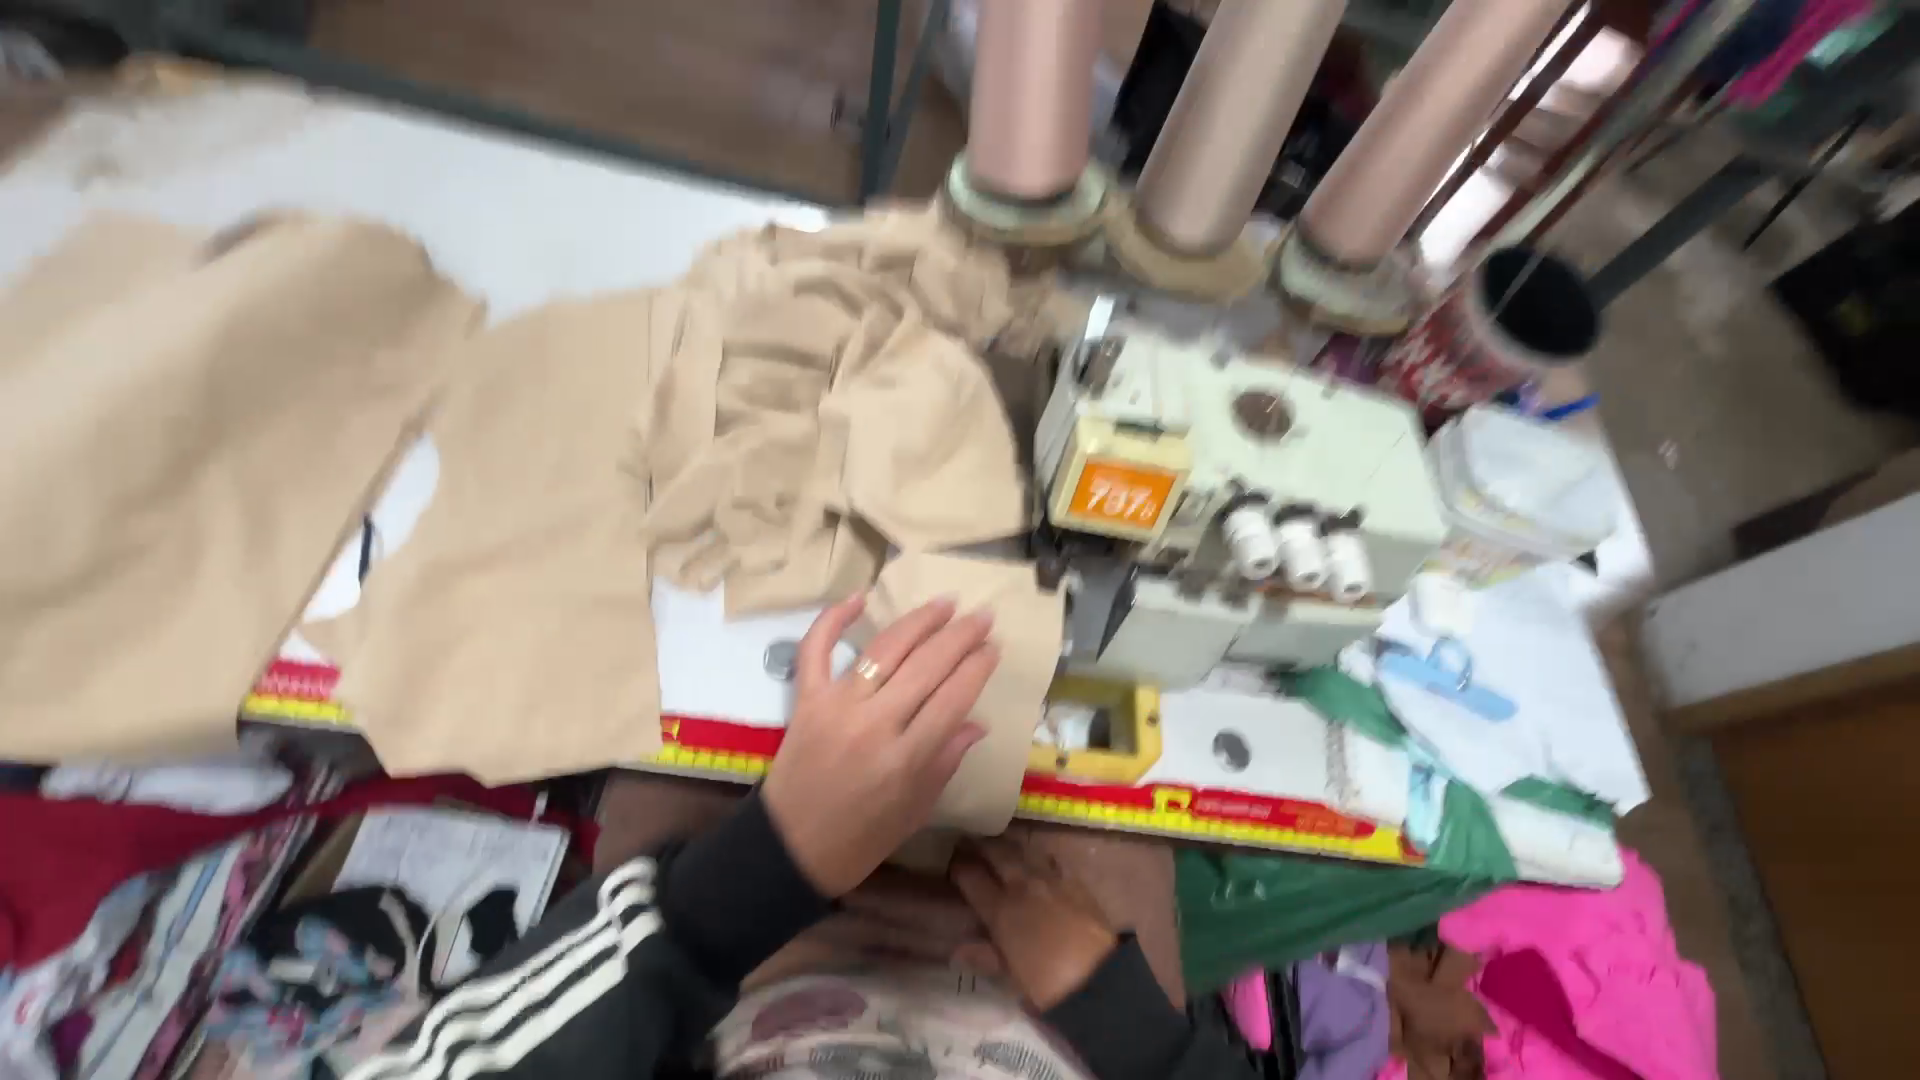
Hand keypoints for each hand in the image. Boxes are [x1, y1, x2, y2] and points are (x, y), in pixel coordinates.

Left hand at [763, 593, 998, 896]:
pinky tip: (860, 598)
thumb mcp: (916, 810)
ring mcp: (836, 707)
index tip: (995, 648)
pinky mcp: (805, 700)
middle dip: (961, 636)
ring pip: (884, 649)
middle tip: (983, 616)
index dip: (978, 668)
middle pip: (927, 666)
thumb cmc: (861, 838)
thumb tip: (977, 722)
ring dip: (919, 621)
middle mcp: (873, 724)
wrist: (790, 850)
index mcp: (905, 759)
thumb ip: (946, 761)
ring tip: (945, 603)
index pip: (954, 698)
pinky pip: (817, 650)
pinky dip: (833, 620)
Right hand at [951, 836, 1118, 1008]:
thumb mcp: (1010, 976)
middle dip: (981, 844)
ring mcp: (1049, 879)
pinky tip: (1038, 861)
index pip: (971, 877)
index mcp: (1000, 910)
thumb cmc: (1047, 985)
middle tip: (971, 841)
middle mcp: (1022, 885)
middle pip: (997, 852)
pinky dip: (1039, 857)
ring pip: (1024, 849)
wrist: (1097, 980)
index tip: (952, 863)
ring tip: (1002, 845)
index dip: (958, 867)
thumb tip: (957, 951)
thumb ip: (984, 957)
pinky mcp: (1074, 880)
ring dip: (1009, 845)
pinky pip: (1051, 859)